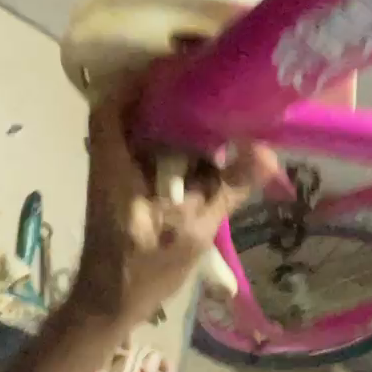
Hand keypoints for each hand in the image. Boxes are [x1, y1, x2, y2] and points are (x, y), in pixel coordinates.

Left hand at [68, 78, 277, 327]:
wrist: (107, 305)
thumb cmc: (140, 271)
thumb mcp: (191, 232)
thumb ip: (227, 189)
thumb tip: (264, 149)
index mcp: (112, 166)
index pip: (109, 107)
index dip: (135, 81)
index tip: (173, 66)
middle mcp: (107, 164)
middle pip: (127, 114)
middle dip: (164, 97)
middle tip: (207, 85)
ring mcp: (113, 178)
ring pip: (139, 136)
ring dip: (171, 126)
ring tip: (215, 113)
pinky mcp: (123, 192)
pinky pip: (146, 157)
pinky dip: (172, 152)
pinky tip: (207, 158)